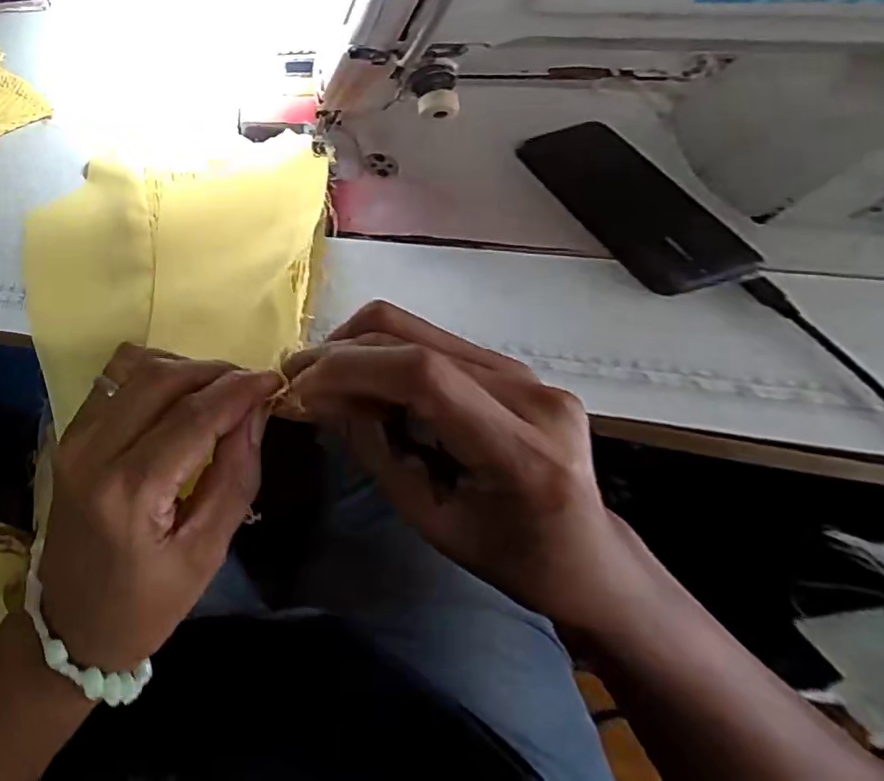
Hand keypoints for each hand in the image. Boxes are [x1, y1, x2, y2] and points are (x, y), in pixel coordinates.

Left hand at [38, 345, 280, 670]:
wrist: (71, 624)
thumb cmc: (146, 605)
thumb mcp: (205, 554)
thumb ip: (234, 476)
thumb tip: (255, 412)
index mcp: (129, 492)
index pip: (192, 416)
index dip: (238, 390)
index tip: (274, 380)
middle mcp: (94, 452)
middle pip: (161, 379)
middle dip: (214, 372)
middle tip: (250, 385)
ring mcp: (74, 438)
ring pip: (133, 368)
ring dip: (183, 367)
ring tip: (218, 389)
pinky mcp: (69, 434)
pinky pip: (113, 380)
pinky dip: (152, 374)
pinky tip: (178, 394)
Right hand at [281, 301, 655, 635]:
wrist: (587, 555)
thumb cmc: (508, 555)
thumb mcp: (428, 518)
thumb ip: (374, 449)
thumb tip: (318, 394)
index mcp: (521, 450)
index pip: (423, 375)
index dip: (350, 370)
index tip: (301, 390)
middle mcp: (529, 394)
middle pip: (412, 338)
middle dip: (339, 353)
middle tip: (296, 379)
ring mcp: (525, 372)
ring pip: (414, 327)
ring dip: (355, 347)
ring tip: (323, 379)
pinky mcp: (512, 365)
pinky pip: (429, 339)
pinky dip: (382, 353)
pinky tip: (365, 382)